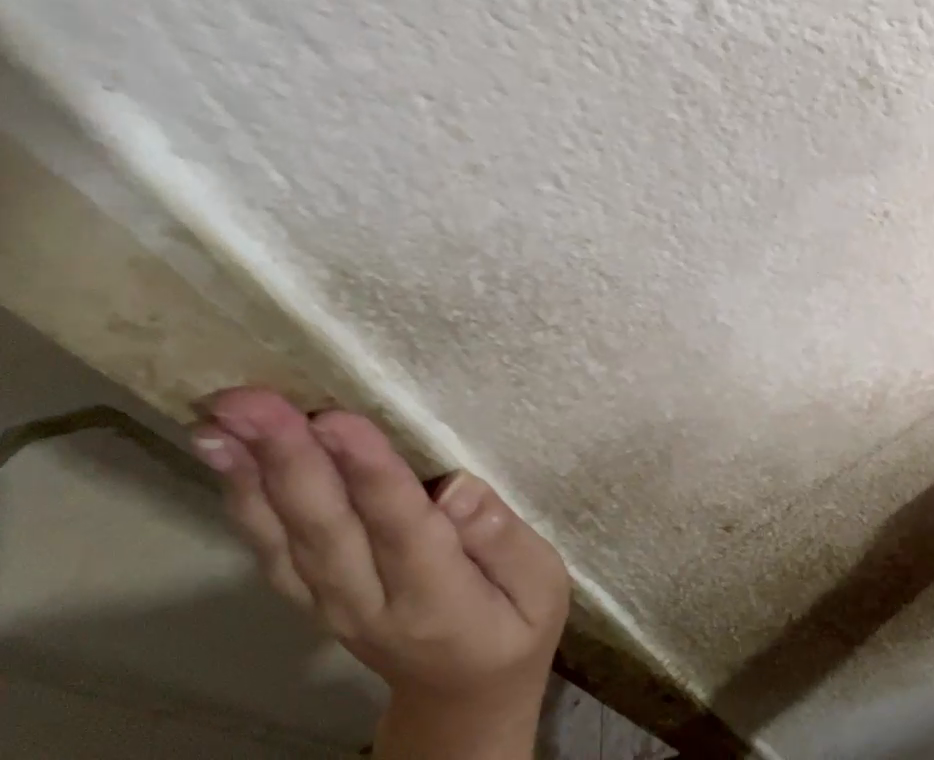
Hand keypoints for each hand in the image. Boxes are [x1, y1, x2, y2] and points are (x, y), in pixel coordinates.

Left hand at [189, 388, 569, 758]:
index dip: (368, 473)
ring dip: (249, 475)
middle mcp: (370, 604)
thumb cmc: (515, 629)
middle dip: (289, 459)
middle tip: (253, 402)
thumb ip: (504, 538)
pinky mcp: (314, 599)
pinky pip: (274, 549)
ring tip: (220, 419)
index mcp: (438, 599)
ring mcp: (331, 605)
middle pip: (326, 527)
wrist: (461, 701)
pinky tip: (229, 458)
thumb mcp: (542, 587)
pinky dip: (245, 501)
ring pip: (286, 537)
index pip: (400, 527)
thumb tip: (460, 488)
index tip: (336, 420)